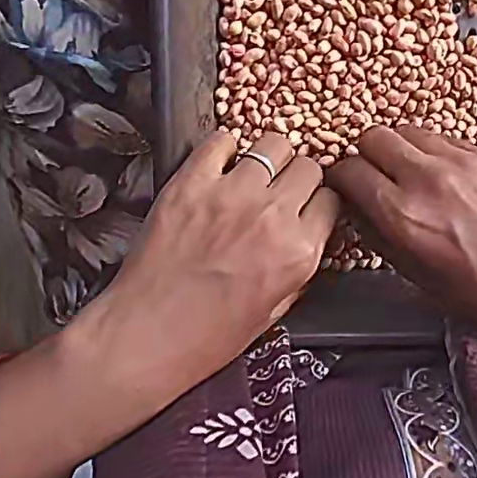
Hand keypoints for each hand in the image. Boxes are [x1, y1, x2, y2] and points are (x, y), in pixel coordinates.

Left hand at [83, 130, 339, 397]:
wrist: (145, 337)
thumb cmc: (207, 337)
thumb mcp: (274, 311)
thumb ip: (298, 266)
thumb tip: (305, 235)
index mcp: (299, 252)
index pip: (330, 200)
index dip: (318, 203)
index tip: (306, 206)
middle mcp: (273, 216)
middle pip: (308, 167)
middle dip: (298, 177)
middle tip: (279, 189)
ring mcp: (232, 194)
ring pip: (273, 144)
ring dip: (268, 158)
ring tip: (251, 174)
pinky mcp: (192, 182)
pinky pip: (222, 140)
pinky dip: (224, 148)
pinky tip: (219, 164)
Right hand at [325, 126, 476, 347]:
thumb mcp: (413, 273)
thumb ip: (375, 232)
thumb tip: (353, 204)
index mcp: (403, 216)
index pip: (349, 171)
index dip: (341, 179)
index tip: (345, 186)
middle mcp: (427, 180)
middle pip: (373, 137)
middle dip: (365, 156)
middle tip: (372, 176)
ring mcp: (459, 162)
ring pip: (405, 130)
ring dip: (397, 148)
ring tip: (405, 173)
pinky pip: (439, 138)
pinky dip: (428, 152)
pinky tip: (437, 175)